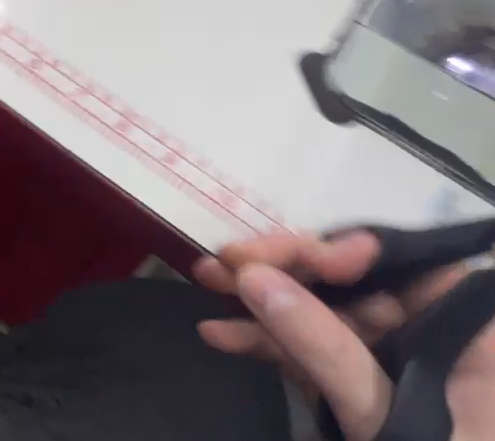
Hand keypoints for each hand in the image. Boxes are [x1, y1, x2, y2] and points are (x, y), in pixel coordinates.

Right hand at [195, 231, 494, 439]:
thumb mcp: (388, 416)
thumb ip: (325, 346)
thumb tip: (253, 276)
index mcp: (466, 344)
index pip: (417, 269)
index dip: (360, 250)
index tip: (306, 257)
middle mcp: (426, 344)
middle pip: (352, 282)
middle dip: (283, 267)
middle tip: (225, 258)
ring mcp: (382, 365)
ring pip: (315, 310)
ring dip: (255, 294)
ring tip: (202, 278)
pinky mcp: (349, 385)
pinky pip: (301, 347)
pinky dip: (259, 339)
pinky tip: (218, 335)